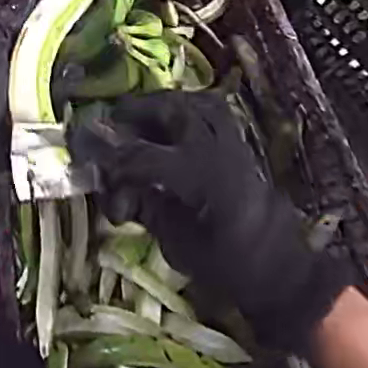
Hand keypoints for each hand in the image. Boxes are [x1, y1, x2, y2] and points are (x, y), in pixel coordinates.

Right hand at [71, 92, 352, 351]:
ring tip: (139, 120)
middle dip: (133, 115)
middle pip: (163, 109)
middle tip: (112, 127)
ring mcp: (229, 136)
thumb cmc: (227, 264)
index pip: (138, 154)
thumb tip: (113, 189)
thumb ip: (144, 207)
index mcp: (195, 174)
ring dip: (159, 106)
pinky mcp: (238, 138)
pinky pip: (208, 107)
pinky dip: (185, 108)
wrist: (282, 266)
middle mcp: (212, 144)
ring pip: (187, 101)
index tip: (85, 149)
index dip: (108, 152)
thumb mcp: (176, 243)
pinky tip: (172, 122)